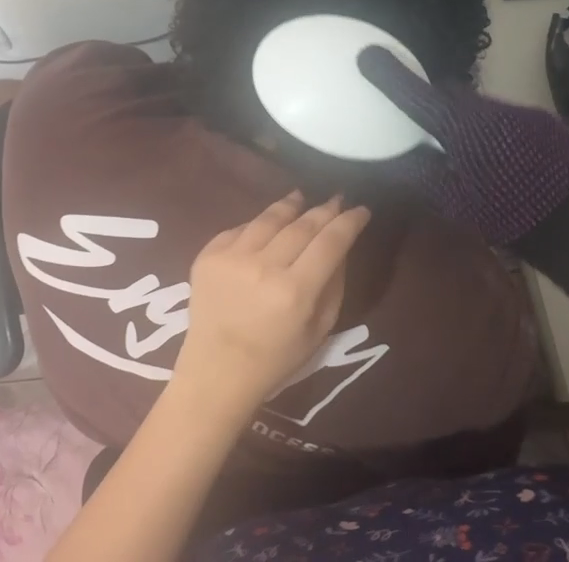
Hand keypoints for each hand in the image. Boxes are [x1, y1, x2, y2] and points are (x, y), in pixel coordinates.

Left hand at [176, 193, 370, 409]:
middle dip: (324, 210)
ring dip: (288, 206)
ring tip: (299, 198)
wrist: (216, 371)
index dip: (349, 222)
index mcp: (295, 291)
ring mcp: (232, 258)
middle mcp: (263, 267)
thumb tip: (340, 248)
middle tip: (337, 199)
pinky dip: (257, 226)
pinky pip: (239, 230)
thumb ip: (333, 286)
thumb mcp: (318, 330)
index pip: (330, 242)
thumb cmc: (275, 359)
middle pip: (301, 225)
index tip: (361, 210)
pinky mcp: (208, 255)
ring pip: (268, 219)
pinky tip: (266, 225)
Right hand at [358, 46, 568, 300]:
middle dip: (433, 104)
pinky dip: (494, 130)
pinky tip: (501, 158)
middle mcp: (489, 109)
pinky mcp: (544, 121)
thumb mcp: (452, 200)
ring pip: (478, 106)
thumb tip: (384, 155)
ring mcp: (521, 113)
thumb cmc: (508, 216)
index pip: (416, 94)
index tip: (369, 57)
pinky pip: (506, 117)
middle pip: (449, 95)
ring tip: (467, 150)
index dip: (391, 76)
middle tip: (423, 125)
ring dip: (466, 120)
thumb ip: (416, 171)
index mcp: (461, 128)